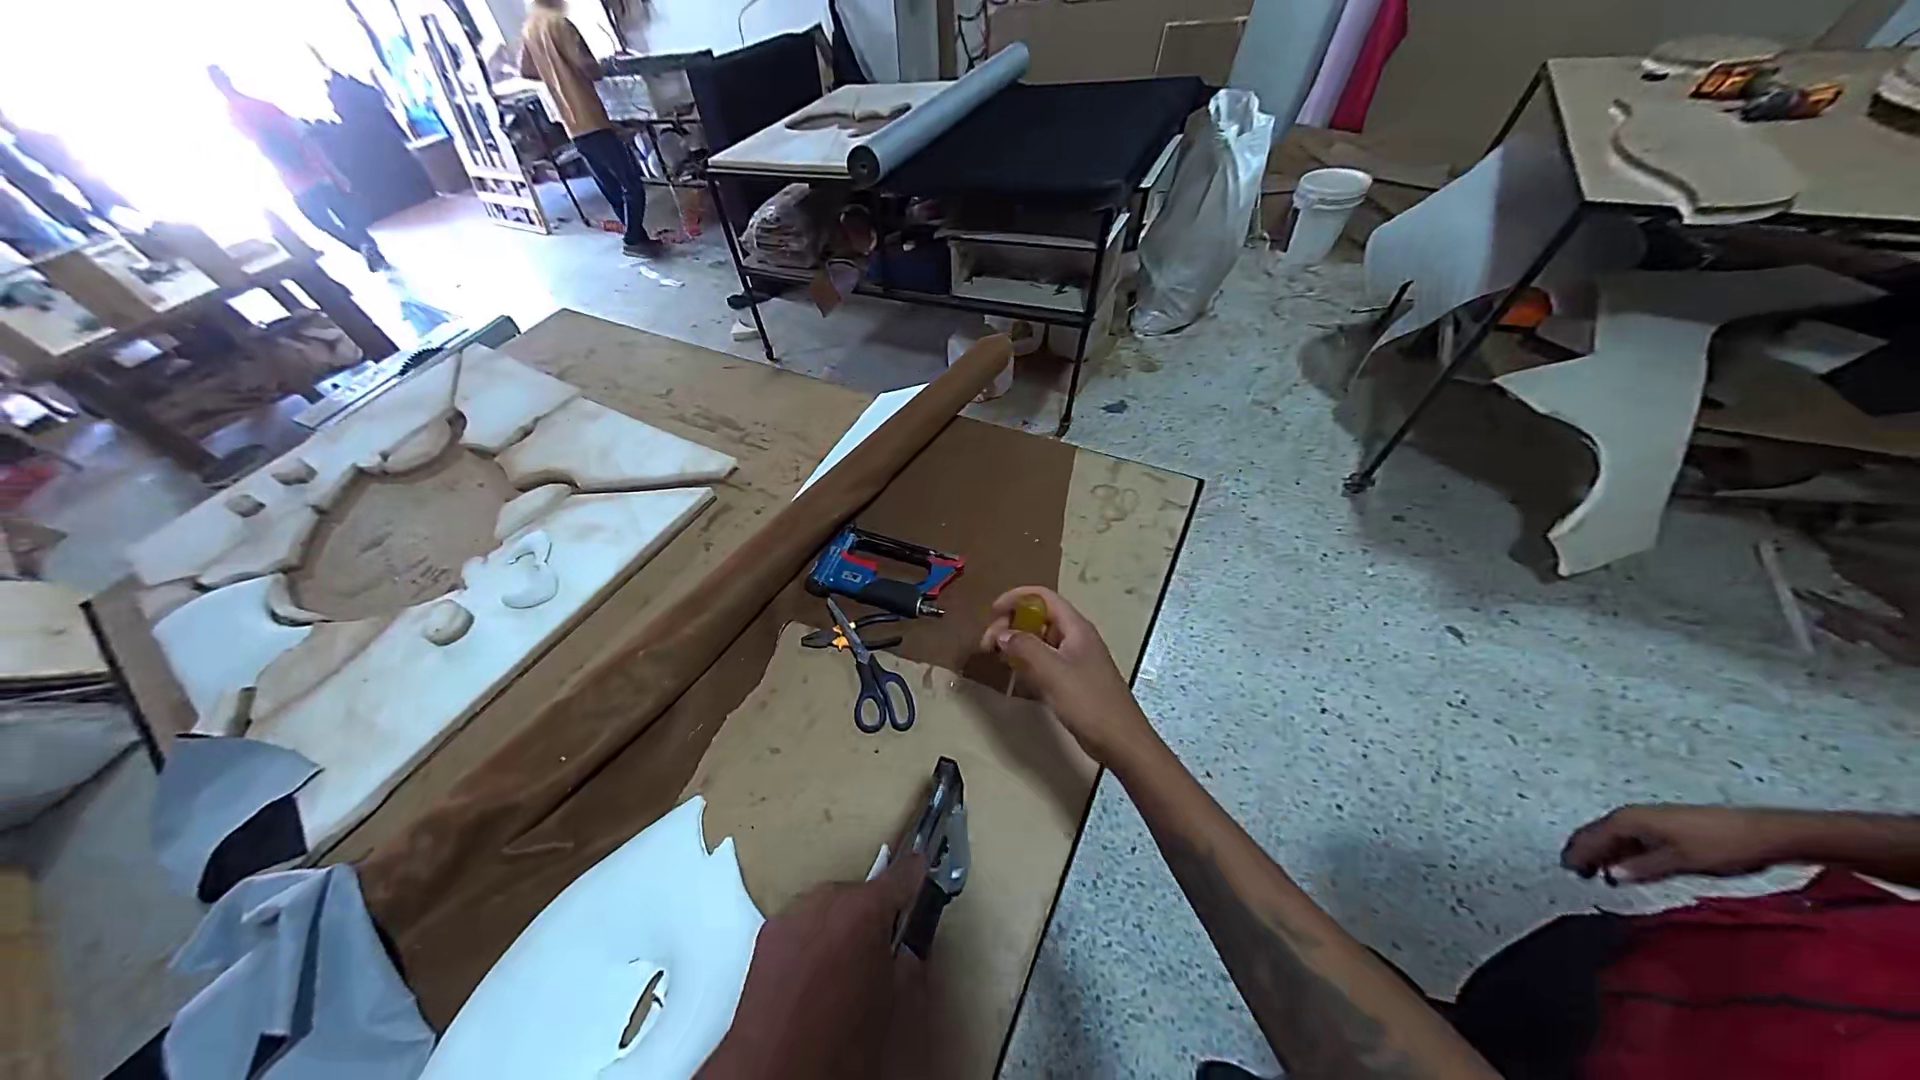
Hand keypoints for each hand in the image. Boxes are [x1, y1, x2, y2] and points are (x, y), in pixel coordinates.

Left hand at [697, 853, 924, 1079]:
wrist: (777, 1069)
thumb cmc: (838, 1043)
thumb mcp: (894, 1001)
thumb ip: (908, 958)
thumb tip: (908, 948)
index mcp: (866, 909)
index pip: (901, 875)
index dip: (915, 872)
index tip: (920, 865)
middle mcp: (828, 899)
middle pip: (860, 893)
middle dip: (870, 915)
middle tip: (876, 952)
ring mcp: (794, 912)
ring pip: (829, 906)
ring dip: (838, 925)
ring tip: (839, 971)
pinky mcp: (768, 932)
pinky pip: (801, 923)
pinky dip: (810, 939)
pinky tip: (812, 976)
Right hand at [978, 586, 1160, 768]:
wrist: (1120, 741)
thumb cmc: (1088, 702)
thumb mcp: (1052, 672)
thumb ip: (1025, 647)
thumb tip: (1002, 634)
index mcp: (1076, 628)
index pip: (1043, 597)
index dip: (1015, 598)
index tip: (992, 614)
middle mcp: (1075, 638)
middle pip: (1038, 617)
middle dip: (1011, 624)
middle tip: (989, 645)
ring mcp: (1074, 659)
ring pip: (1040, 640)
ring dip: (1017, 644)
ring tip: (997, 659)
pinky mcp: (1072, 680)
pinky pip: (1044, 662)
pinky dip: (1027, 663)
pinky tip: (1015, 676)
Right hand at [1561, 804, 1799, 884]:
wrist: (1762, 833)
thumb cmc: (1718, 846)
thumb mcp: (1679, 861)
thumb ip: (1642, 868)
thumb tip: (1608, 875)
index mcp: (1627, 821)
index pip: (1591, 837)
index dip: (1577, 853)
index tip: (1568, 869)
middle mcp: (1630, 816)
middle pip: (1597, 833)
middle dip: (1584, 850)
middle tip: (1576, 871)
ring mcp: (1647, 819)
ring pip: (1612, 836)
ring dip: (1602, 852)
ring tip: (1597, 871)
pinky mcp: (1662, 826)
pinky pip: (1628, 838)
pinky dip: (1620, 851)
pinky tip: (1626, 864)